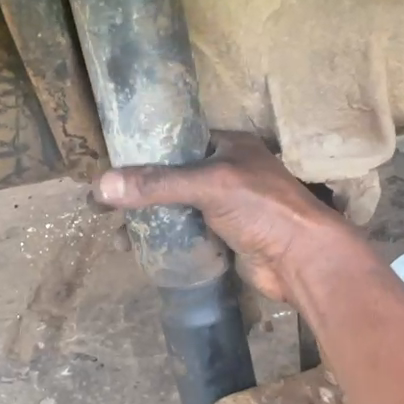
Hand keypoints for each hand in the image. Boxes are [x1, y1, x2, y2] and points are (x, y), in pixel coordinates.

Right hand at [94, 132, 356, 299]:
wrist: (304, 261)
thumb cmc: (264, 209)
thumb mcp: (208, 185)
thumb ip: (156, 184)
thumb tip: (100, 186)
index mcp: (228, 146)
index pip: (177, 141)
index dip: (143, 152)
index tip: (109, 166)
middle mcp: (225, 172)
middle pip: (171, 178)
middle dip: (138, 191)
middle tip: (102, 204)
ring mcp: (224, 207)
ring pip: (175, 208)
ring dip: (146, 219)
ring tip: (113, 231)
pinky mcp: (223, 237)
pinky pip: (184, 234)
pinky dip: (160, 239)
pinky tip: (136, 248)